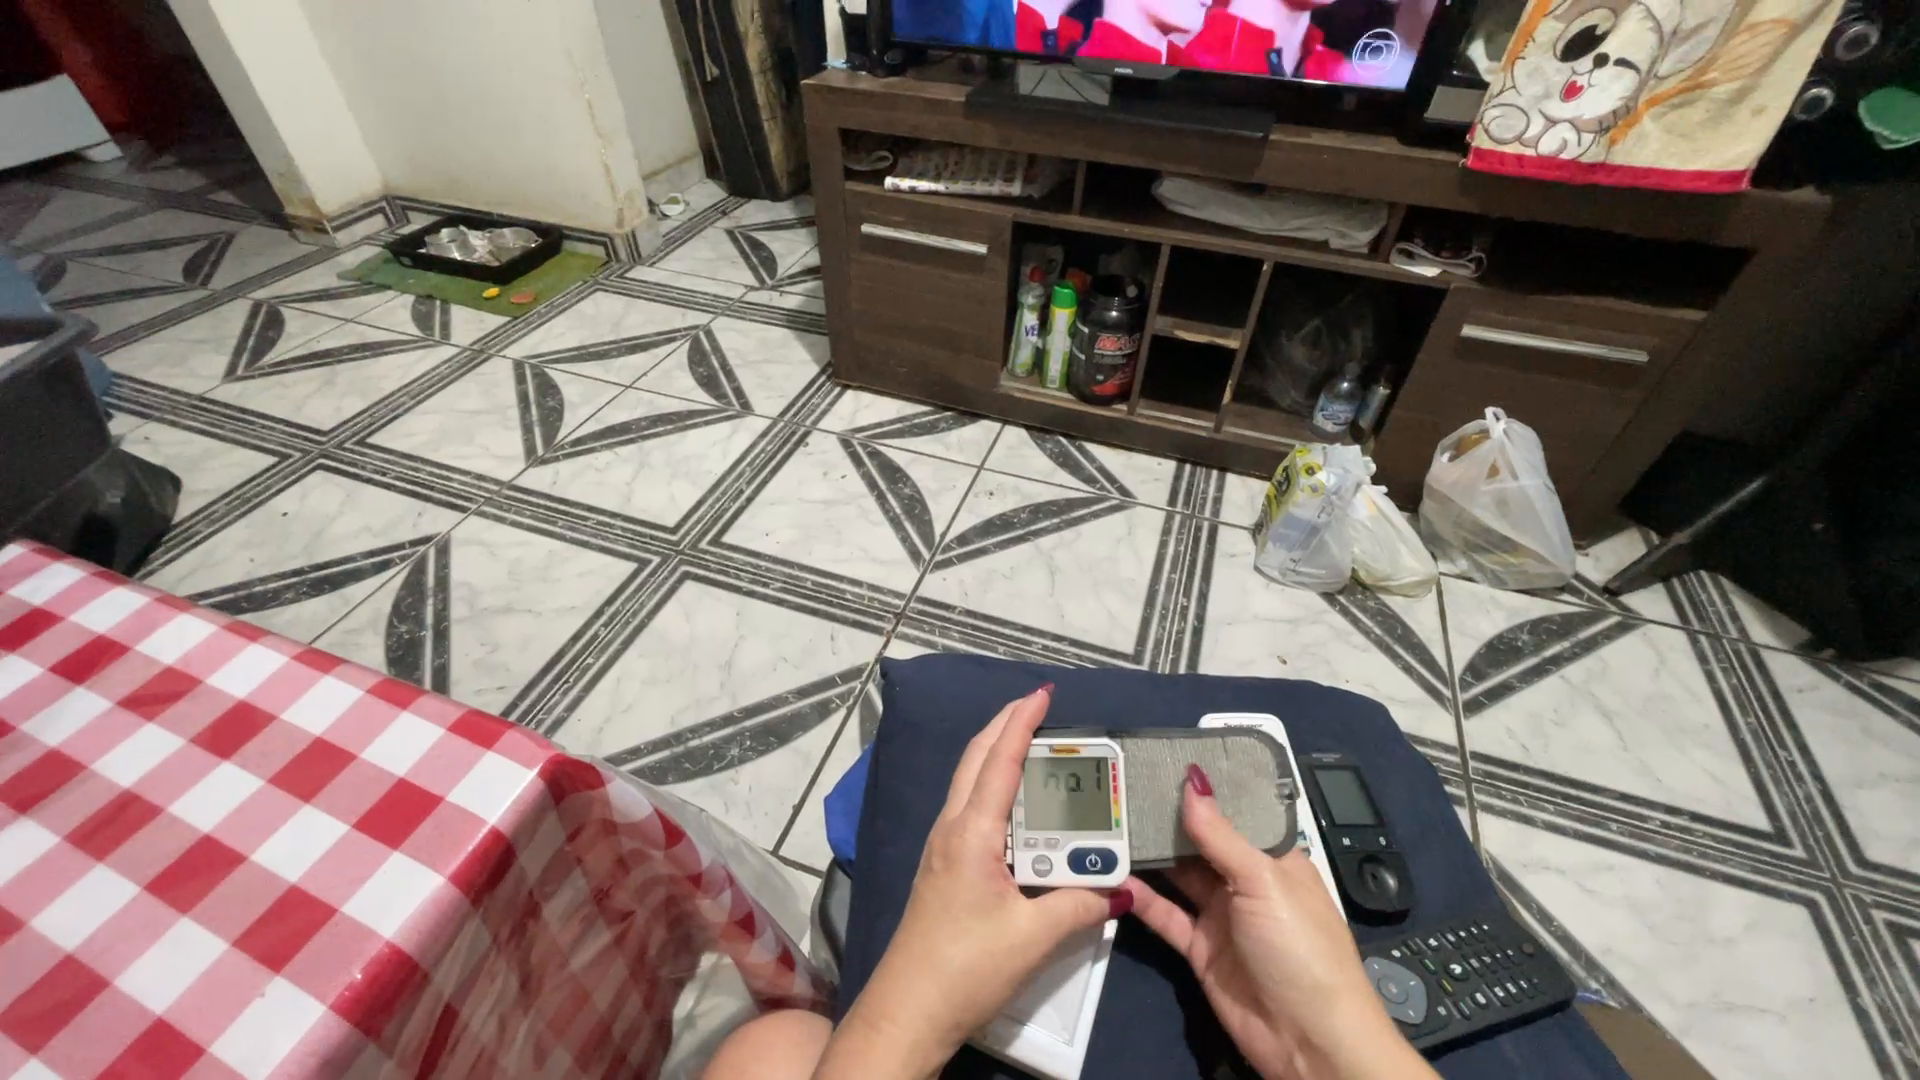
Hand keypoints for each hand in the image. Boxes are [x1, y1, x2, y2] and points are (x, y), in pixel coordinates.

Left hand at [816, 686, 1127, 1078]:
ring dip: (998, 754)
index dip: (1021, 721)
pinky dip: (993, 786)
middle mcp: (952, 827)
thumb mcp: (1033, 936)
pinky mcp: (943, 864)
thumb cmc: (967, 965)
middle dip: (1005, 725)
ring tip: (1034, 745)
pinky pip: (971, 807)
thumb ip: (1079, 905)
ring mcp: (942, 844)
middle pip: (976, 759)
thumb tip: (1121, 889)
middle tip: (1039, 707)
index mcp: (972, 832)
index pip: (999, 761)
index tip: (1042, 693)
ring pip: (970, 781)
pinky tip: (1016, 804)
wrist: (908, 1008)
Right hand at [1123, 766, 1437, 1079]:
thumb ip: (1220, 833)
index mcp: (1274, 859)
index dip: (1203, 790)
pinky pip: (1166, 914)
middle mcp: (1246, 882)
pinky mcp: (1200, 948)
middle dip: (1168, 819)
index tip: (1162, 761)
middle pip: (1201, 843)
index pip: (1234, 813)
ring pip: (1178, 876)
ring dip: (1150, 855)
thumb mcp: (1264, 881)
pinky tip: (1115, 874)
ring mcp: (1222, 916)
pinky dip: (1142, 896)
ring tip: (1111, 823)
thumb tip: (1193, 778)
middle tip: (1124, 787)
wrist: (1311, 1044)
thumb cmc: (1301, 947)